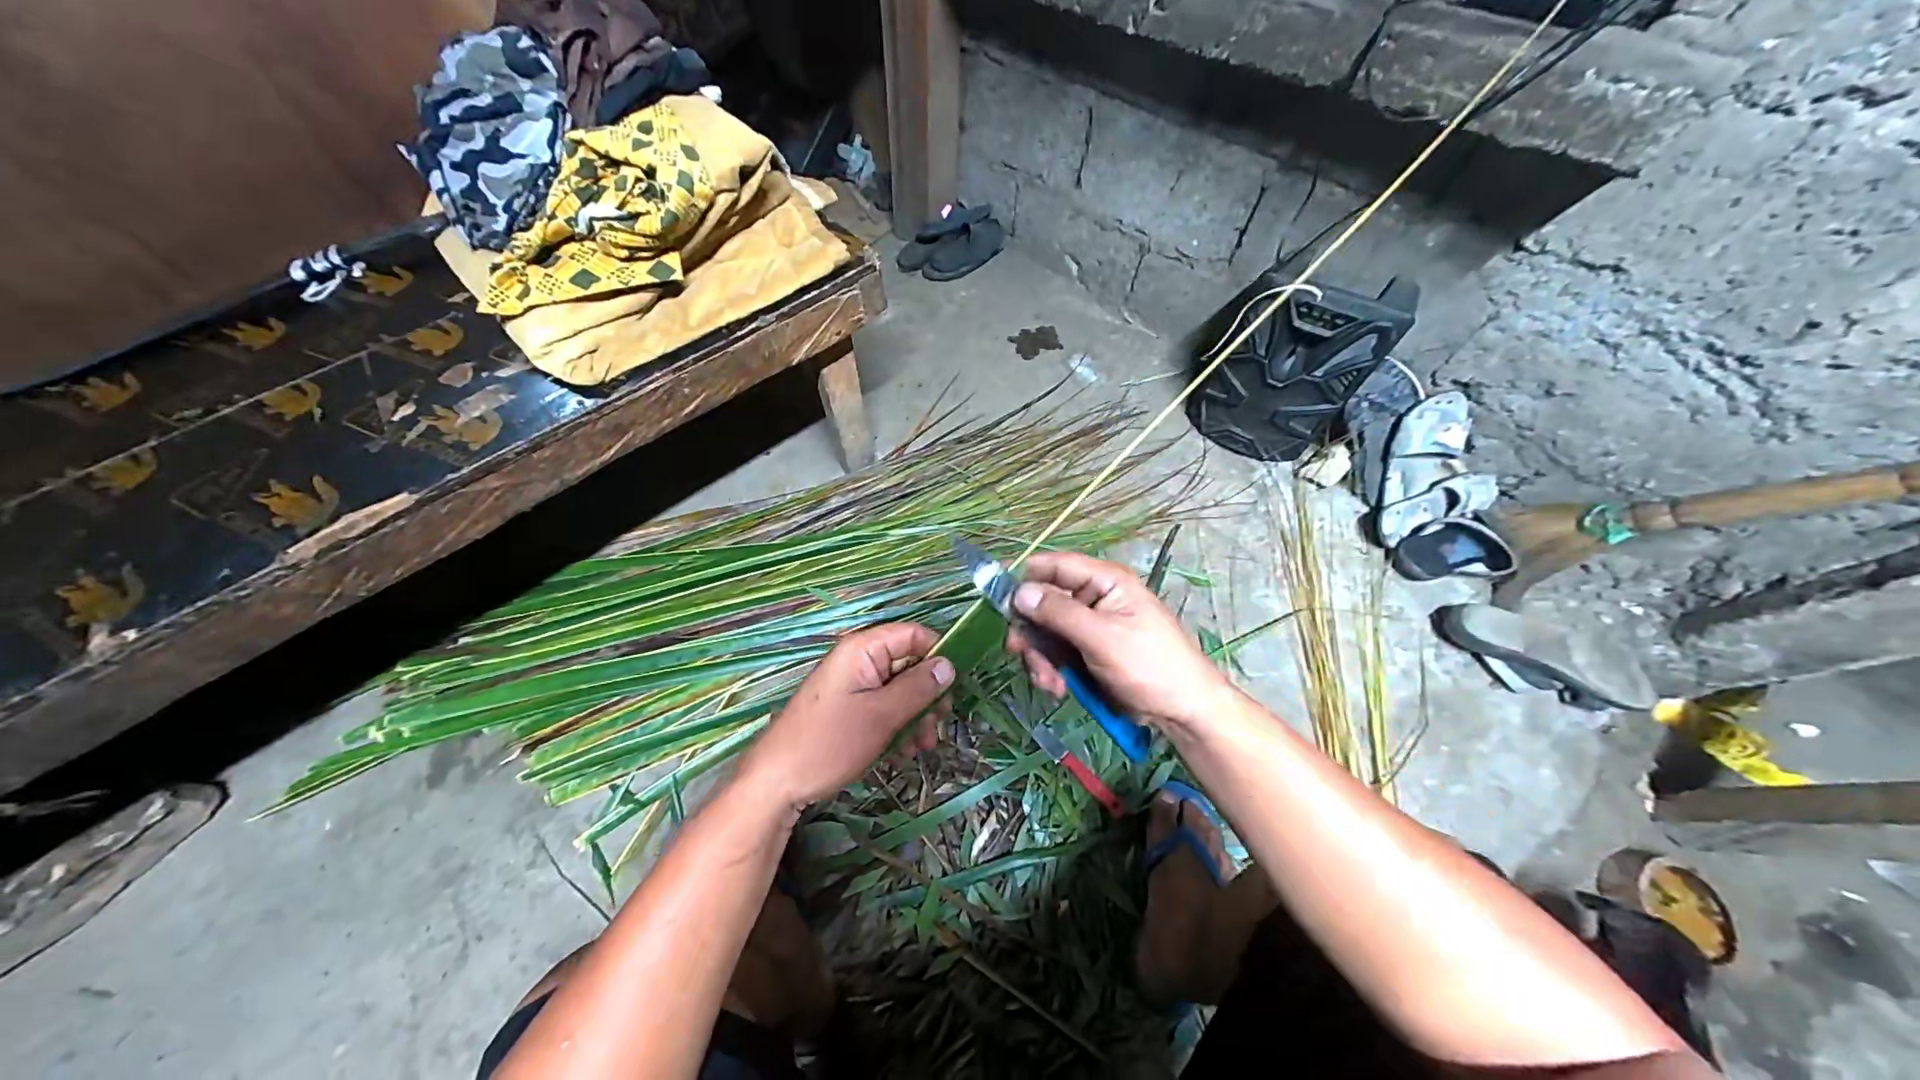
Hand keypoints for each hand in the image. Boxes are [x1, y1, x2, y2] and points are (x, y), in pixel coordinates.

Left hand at [736, 623, 954, 811]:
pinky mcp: (849, 708)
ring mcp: (853, 685)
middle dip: (928, 695)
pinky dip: (897, 726)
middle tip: (937, 725)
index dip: (938, 655)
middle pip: (909, 663)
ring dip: (915, 716)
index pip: (913, 635)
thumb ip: (918, 688)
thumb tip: (949, 665)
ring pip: (900, 690)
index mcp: (863, 649)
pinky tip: (901, 752)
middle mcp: (858, 660)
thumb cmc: (829, 743)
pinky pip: (884, 707)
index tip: (953, 688)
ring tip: (918, 747)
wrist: (777, 782)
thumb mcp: (881, 716)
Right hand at [1005, 552, 1237, 731]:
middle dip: (1031, 632)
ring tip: (1050, 684)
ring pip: (1045, 632)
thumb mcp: (1102, 637)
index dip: (1024, 579)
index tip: (999, 603)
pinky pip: (1056, 653)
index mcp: (1104, 581)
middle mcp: (1093, 598)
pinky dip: (1051, 670)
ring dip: (1040, 658)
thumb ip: (1059, 612)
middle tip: (1021, 656)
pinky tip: (1058, 689)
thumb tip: (1019, 591)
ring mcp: (1089, 626)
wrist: (1182, 710)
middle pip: (1043, 602)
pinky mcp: (1087, 651)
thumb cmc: (1150, 666)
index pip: (1053, 565)